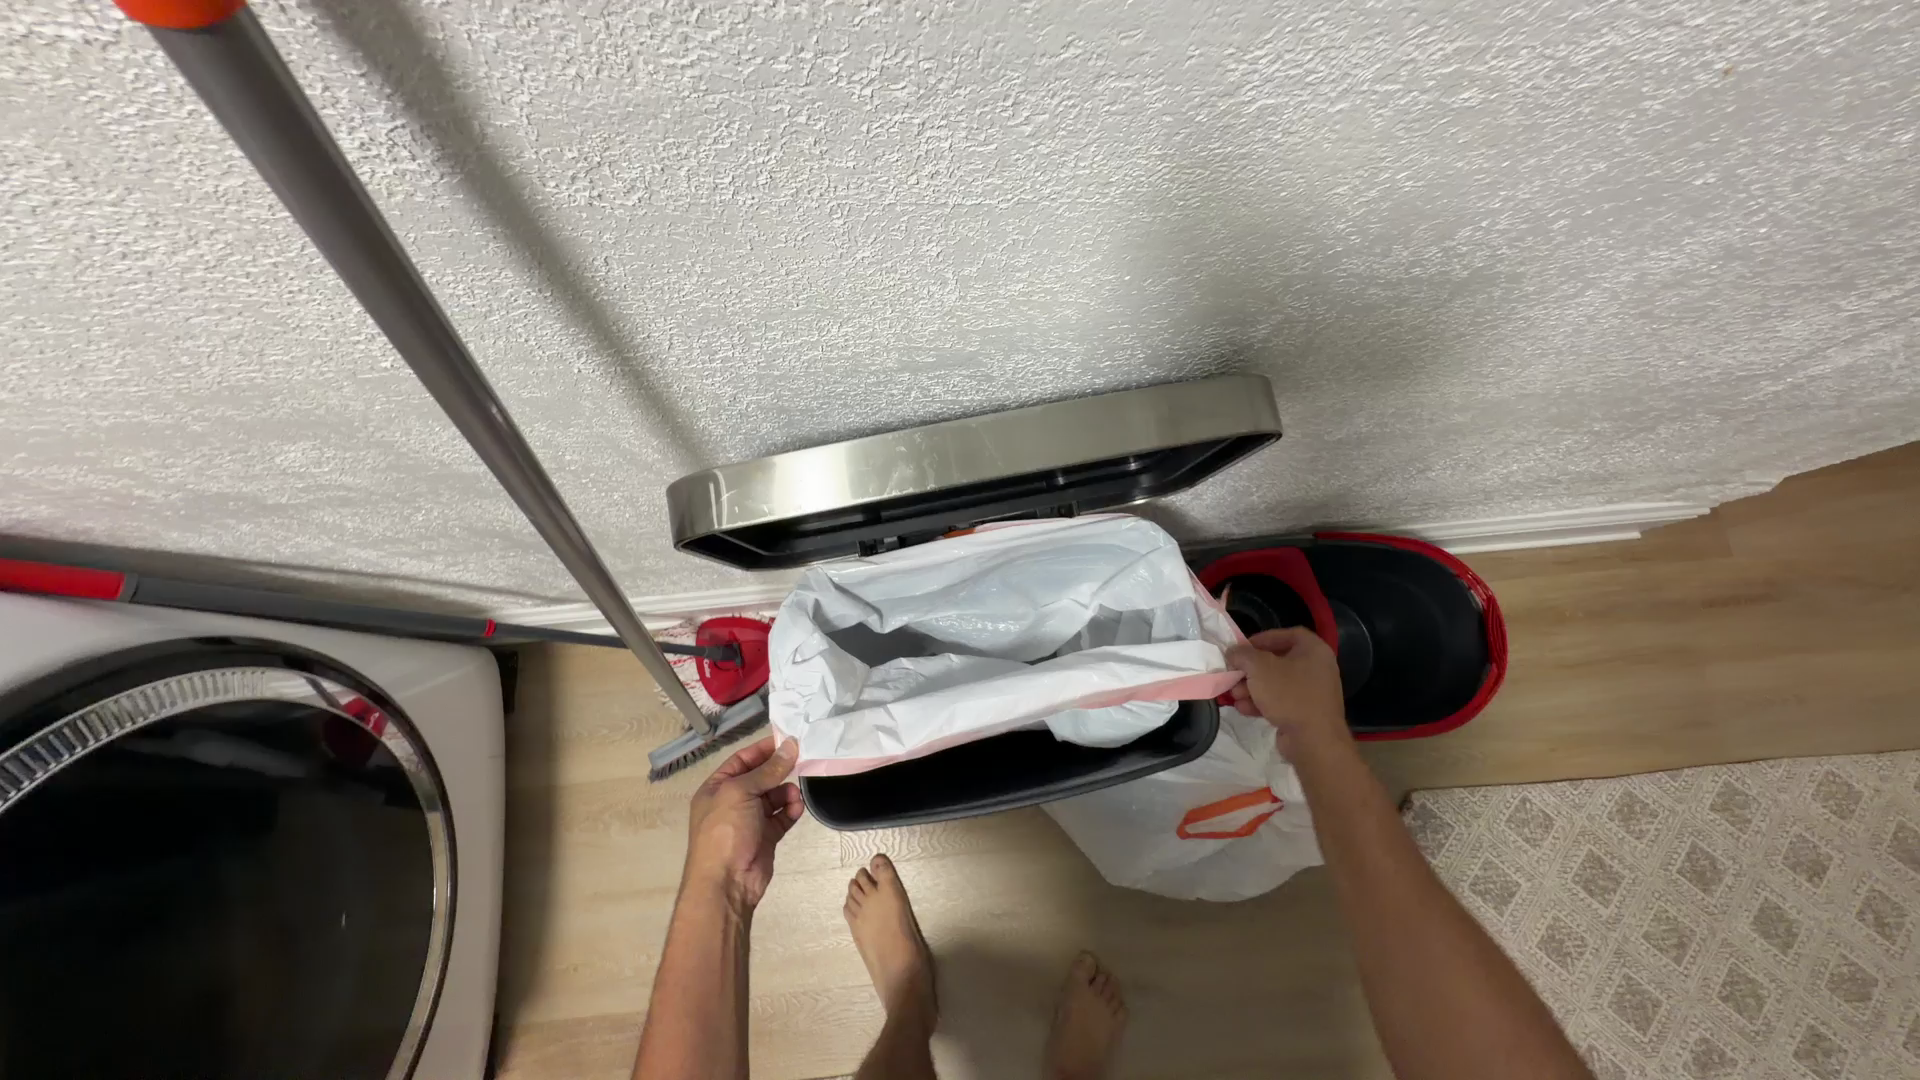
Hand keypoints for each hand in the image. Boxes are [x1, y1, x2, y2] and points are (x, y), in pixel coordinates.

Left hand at [684, 736, 805, 912]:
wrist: (726, 883)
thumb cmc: (725, 831)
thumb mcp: (742, 792)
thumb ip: (769, 769)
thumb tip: (791, 745)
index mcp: (718, 788)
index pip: (742, 760)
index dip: (764, 749)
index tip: (789, 740)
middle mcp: (732, 801)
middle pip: (761, 777)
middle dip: (779, 771)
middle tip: (803, 761)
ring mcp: (749, 820)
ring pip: (774, 796)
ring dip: (786, 792)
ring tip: (794, 796)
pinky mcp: (766, 836)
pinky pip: (782, 816)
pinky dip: (790, 810)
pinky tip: (797, 809)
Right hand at [1225, 626, 1351, 758]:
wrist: (1314, 740)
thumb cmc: (1289, 694)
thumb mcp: (1259, 668)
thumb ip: (1242, 655)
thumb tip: (1233, 652)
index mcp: (1314, 650)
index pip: (1287, 634)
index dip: (1263, 638)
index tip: (1243, 647)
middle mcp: (1317, 668)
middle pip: (1277, 661)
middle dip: (1251, 669)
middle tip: (1233, 674)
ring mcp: (1312, 692)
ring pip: (1276, 683)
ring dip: (1252, 688)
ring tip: (1234, 695)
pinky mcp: (1306, 713)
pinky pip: (1281, 701)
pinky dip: (1262, 703)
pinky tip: (1244, 709)